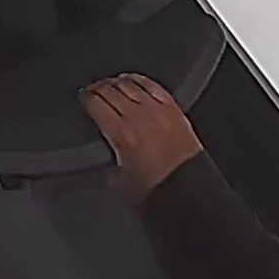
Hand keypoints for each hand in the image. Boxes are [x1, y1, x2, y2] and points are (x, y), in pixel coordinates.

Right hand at [82, 74, 203, 200]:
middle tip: (94, 89)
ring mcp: (157, 111)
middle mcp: (138, 118)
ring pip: (130, 84)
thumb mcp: (124, 187)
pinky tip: (135, 80)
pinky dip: (140, 80)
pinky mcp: (174, 111)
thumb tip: (108, 167)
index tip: (83, 97)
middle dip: (98, 87)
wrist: (195, 198)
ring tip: (111, 83)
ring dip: (117, 81)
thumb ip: (110, 171)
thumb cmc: (163, 194)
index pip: (95, 103)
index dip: (85, 97)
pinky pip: (153, 86)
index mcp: (121, 134)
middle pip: (110, 89)